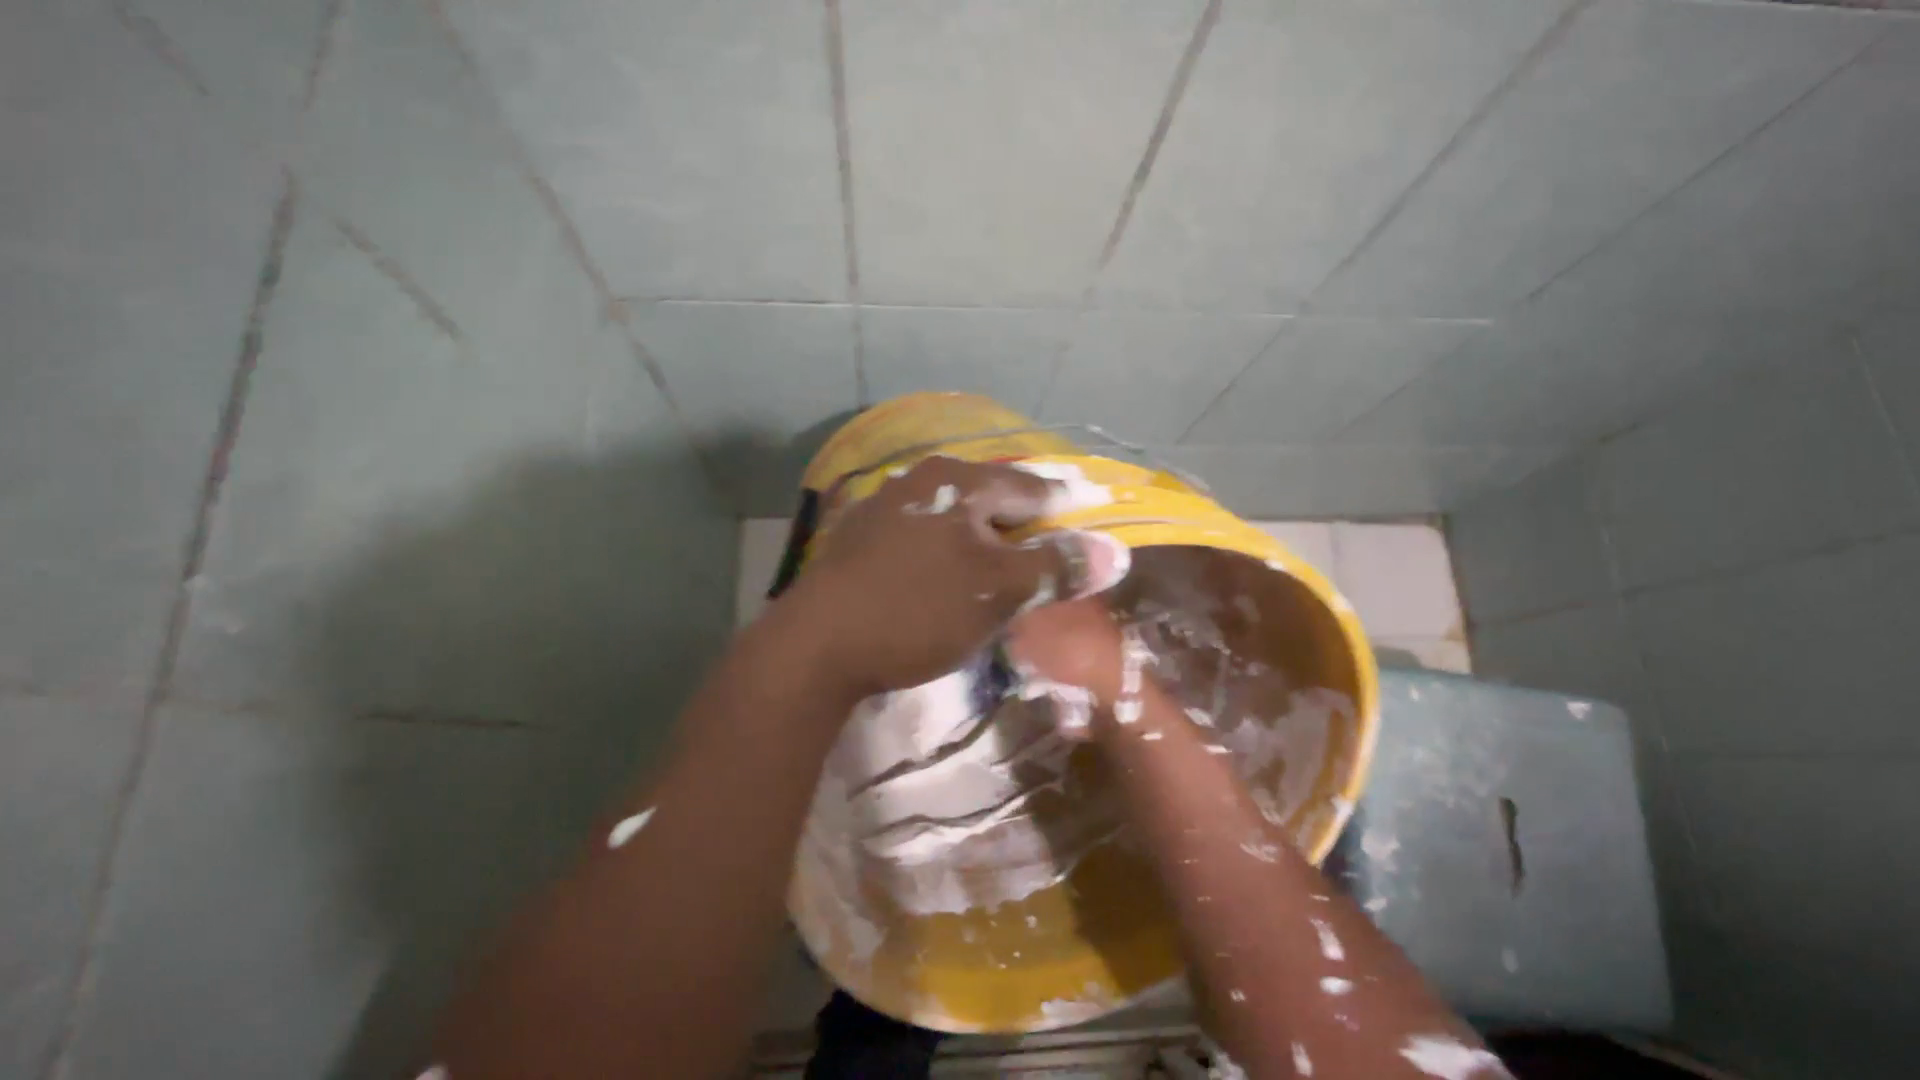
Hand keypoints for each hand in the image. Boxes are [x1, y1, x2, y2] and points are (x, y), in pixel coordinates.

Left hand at [792, 456, 1126, 697]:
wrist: (815, 647)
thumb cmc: (918, 610)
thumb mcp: (998, 591)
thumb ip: (1056, 567)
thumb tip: (1115, 551)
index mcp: (955, 481)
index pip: (1030, 486)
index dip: (1065, 508)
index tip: (1090, 523)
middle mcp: (917, 482)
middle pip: (989, 502)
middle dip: (1022, 529)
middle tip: (1051, 558)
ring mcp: (882, 512)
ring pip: (952, 524)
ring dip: (982, 546)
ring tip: (1005, 576)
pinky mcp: (858, 546)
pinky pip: (922, 544)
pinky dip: (947, 560)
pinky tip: (950, 586)